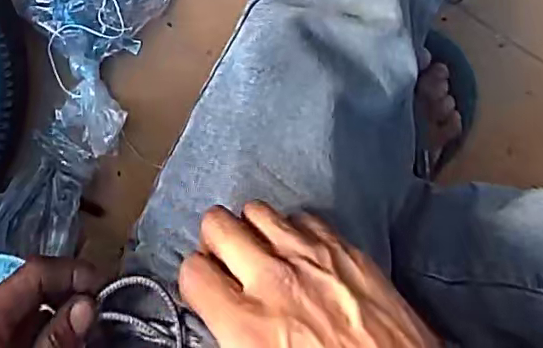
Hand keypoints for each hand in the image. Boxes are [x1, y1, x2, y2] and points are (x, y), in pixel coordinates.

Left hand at [0, 257, 107, 347]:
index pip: (34, 270)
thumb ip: (54, 337)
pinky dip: (49, 332)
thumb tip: (87, 303)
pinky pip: (25, 331)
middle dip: (71, 291)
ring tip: (92, 325)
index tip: (104, 283)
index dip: (72, 270)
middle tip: (103, 306)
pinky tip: (70, 339)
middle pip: (35, 288)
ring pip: (33, 311)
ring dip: (64, 313)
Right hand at [180, 203, 441, 347]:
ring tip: (262, 253)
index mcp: (252, 331)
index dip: (195, 282)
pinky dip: (295, 231)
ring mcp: (315, 258)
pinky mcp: (350, 250)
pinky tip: (302, 253)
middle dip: (215, 243)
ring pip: (256, 209)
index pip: (193, 272)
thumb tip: (221, 326)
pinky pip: (303, 216)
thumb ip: (237, 345)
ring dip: (253, 231)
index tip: (204, 290)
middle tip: (227, 264)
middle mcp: (276, 282)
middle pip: (217, 223)